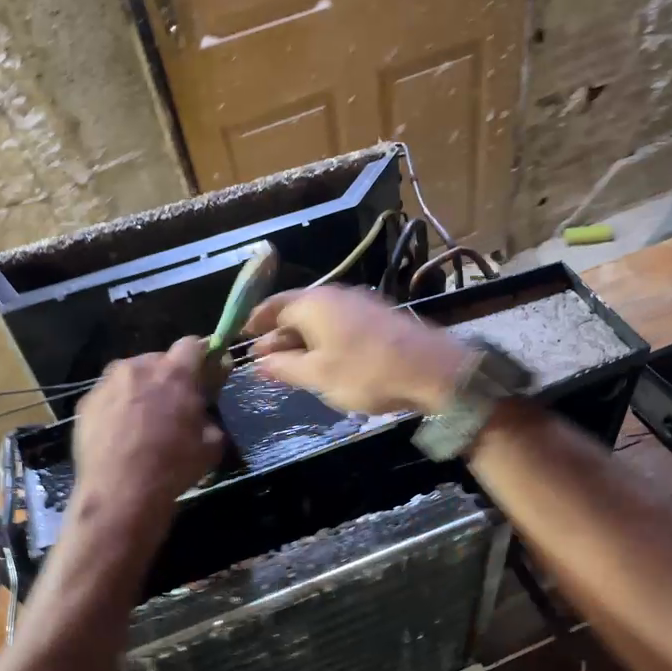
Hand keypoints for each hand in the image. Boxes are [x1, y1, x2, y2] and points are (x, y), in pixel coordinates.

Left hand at [71, 338, 223, 516]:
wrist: (119, 493)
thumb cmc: (172, 467)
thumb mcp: (211, 445)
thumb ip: (209, 417)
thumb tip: (203, 412)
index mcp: (175, 373)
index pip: (193, 344)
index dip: (201, 358)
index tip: (203, 377)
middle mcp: (139, 367)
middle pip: (159, 359)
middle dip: (168, 377)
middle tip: (173, 407)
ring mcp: (107, 383)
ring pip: (130, 375)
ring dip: (140, 389)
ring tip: (142, 422)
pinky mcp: (86, 402)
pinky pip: (109, 395)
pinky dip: (117, 407)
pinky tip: (119, 434)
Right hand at [242, 286, 470, 414]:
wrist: (430, 370)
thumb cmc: (365, 372)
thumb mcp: (317, 375)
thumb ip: (284, 366)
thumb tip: (258, 361)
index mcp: (313, 302)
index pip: (272, 306)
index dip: (254, 323)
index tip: (240, 338)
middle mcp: (333, 295)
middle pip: (295, 311)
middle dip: (277, 335)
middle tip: (262, 360)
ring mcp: (358, 304)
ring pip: (318, 319)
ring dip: (301, 340)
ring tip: (290, 366)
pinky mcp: (376, 318)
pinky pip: (338, 325)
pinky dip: (323, 341)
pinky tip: (323, 362)